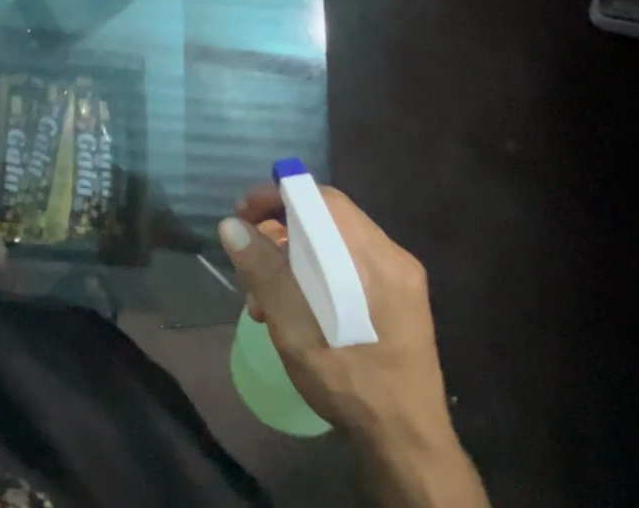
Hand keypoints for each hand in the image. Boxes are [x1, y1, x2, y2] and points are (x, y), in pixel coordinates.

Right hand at [218, 186, 449, 446]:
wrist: (406, 442)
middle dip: (278, 231)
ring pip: (331, 245)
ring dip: (290, 259)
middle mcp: (392, 260)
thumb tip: (232, 226)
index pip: (323, 200)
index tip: (241, 213)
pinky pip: (345, 268)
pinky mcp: (394, 301)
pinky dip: (311, 276)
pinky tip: (291, 310)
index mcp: (375, 260)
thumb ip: (265, 272)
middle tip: (245, 256)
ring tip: (261, 298)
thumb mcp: (296, 328)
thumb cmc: (351, 382)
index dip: (277, 195)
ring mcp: (397, 281)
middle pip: (326, 220)